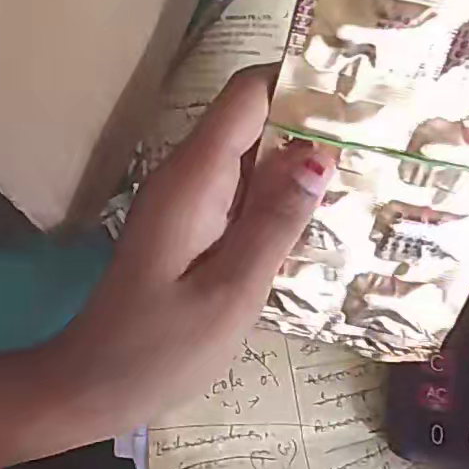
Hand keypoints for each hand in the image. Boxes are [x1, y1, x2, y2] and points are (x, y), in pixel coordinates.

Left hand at [59, 65, 334, 420]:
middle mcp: (187, 174)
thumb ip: (276, 221)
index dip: (298, 83)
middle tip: (375, 145)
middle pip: (251, 119)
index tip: (355, 98)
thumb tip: (320, 156)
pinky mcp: (189, 224)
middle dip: (309, 123)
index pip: (247, 95)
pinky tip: (315, 218)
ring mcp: (185, 199)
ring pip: (249, 156)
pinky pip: (239, 190)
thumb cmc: (160, 349)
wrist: (93, 385)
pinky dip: (276, 194)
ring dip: (297, 162)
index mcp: (195, 177)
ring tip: (361, 175)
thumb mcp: (232, 291)